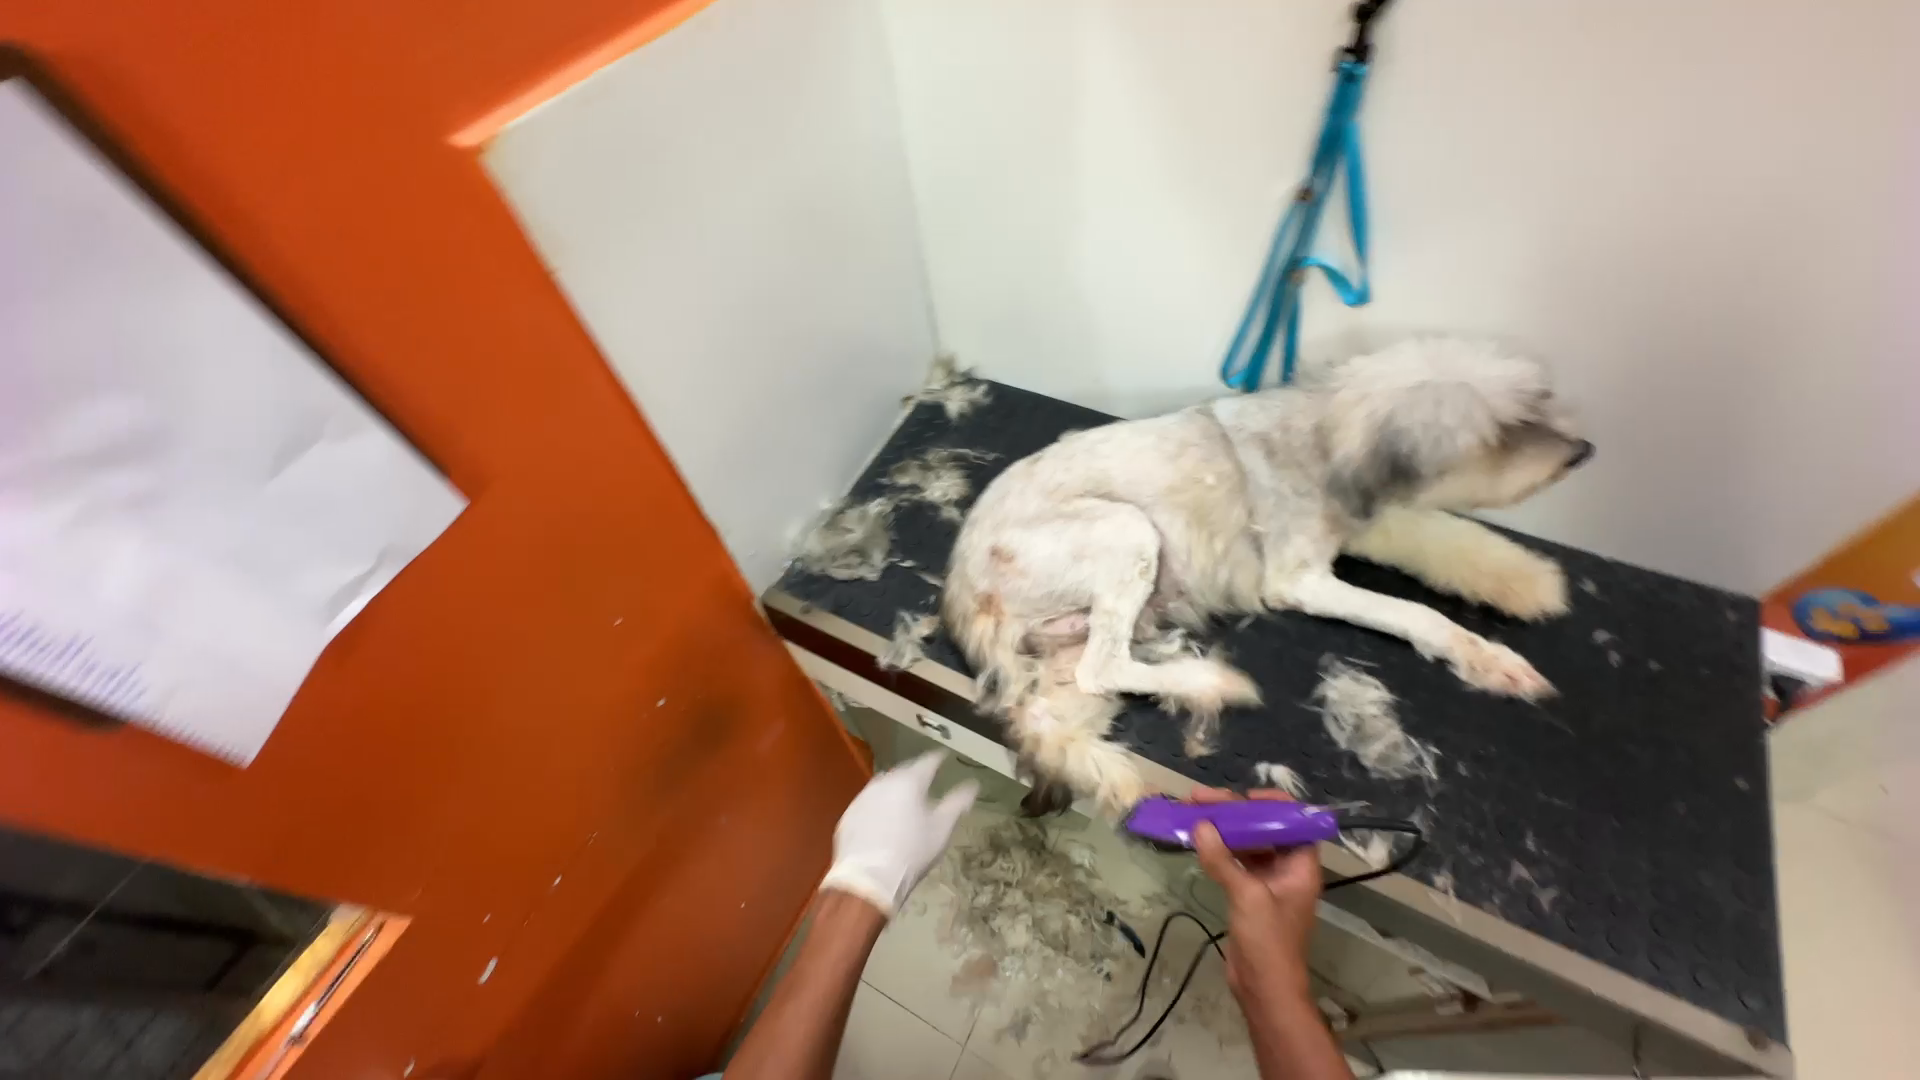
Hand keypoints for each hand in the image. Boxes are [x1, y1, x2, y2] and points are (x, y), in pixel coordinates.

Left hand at [820, 751, 976, 916]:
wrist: (870, 879)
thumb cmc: (912, 852)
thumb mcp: (942, 828)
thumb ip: (957, 803)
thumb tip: (972, 785)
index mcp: (910, 782)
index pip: (927, 762)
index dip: (937, 759)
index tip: (943, 757)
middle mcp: (885, 782)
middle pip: (903, 772)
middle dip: (914, 774)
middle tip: (924, 781)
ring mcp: (864, 798)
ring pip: (883, 786)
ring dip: (894, 789)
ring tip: (903, 800)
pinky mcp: (849, 816)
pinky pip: (868, 804)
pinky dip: (877, 806)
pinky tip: (881, 821)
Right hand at [1190, 786, 1322, 1007]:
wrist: (1264, 989)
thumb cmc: (1268, 941)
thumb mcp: (1247, 896)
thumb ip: (1223, 859)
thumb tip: (1199, 825)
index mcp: (1300, 866)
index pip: (1295, 822)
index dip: (1273, 804)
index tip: (1244, 796)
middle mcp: (1286, 868)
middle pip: (1263, 827)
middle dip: (1233, 811)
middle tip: (1199, 798)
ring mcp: (1266, 881)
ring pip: (1245, 841)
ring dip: (1220, 826)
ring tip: (1191, 811)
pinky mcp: (1247, 892)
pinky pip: (1233, 859)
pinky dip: (1216, 846)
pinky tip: (1195, 837)